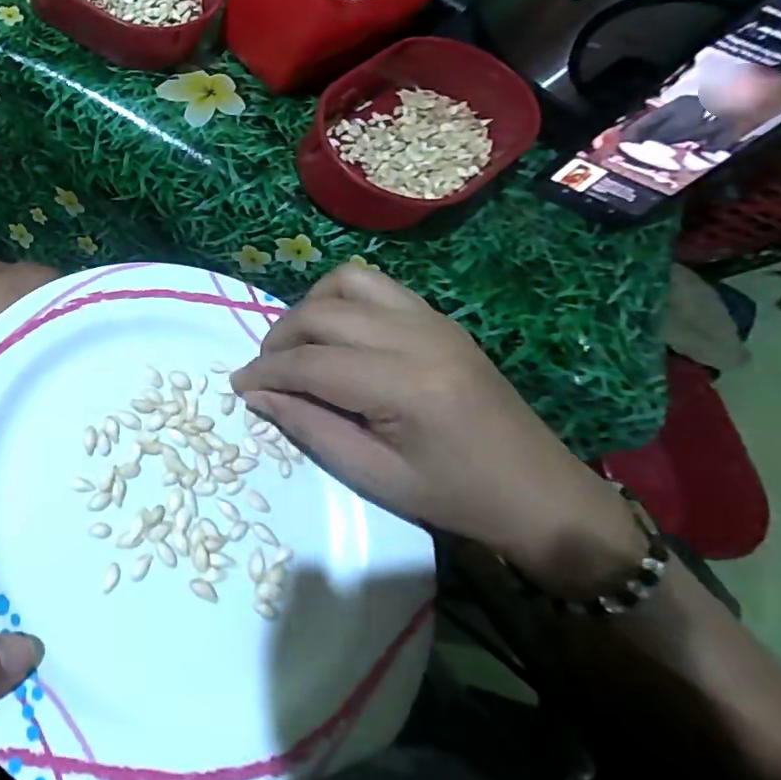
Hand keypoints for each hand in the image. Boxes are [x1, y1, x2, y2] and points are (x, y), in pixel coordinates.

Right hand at [231, 264, 642, 595]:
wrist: (542, 494)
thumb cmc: (454, 496)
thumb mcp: (372, 475)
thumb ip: (308, 427)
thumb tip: (257, 393)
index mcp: (406, 386)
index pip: (310, 362)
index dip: (265, 372)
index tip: (238, 385)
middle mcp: (418, 338)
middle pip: (320, 315)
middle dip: (278, 339)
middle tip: (266, 373)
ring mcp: (432, 321)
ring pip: (345, 283)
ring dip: (308, 309)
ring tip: (300, 346)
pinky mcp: (439, 319)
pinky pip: (374, 285)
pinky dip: (340, 299)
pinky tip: (336, 334)